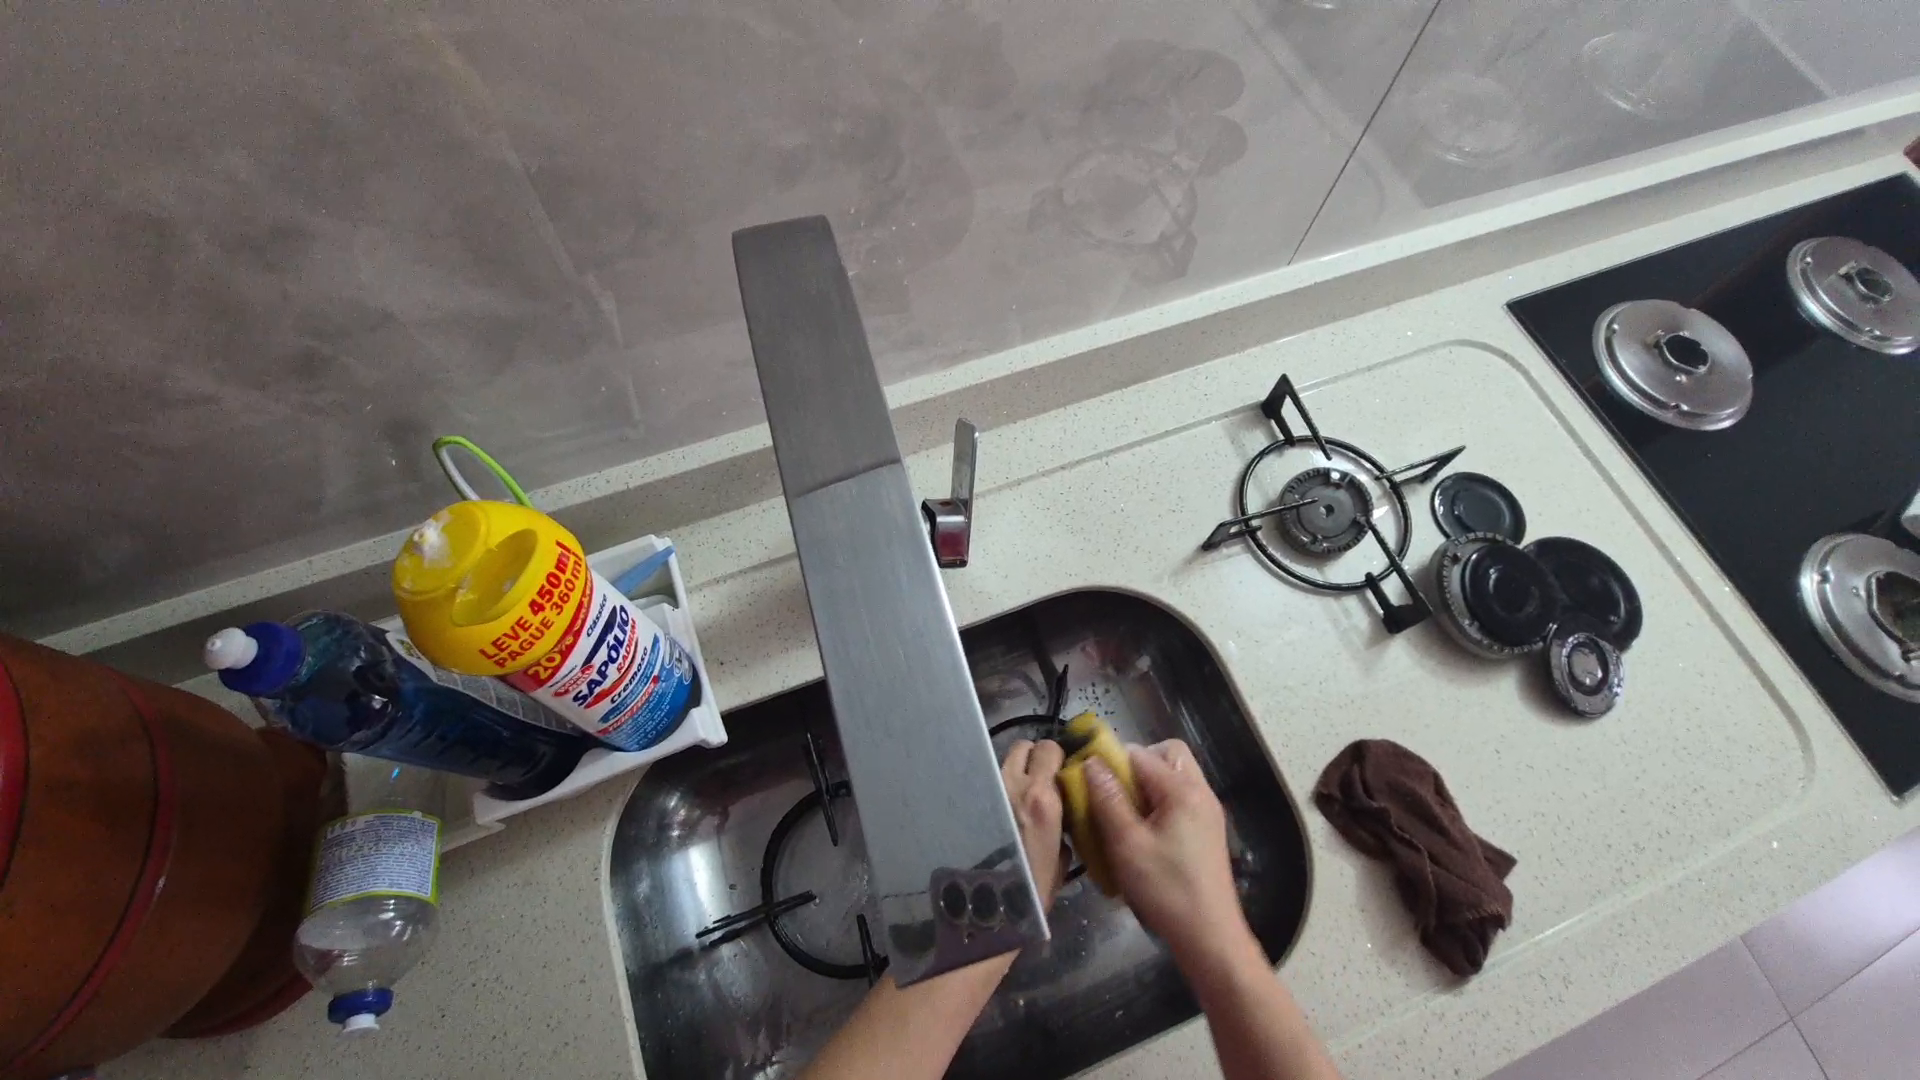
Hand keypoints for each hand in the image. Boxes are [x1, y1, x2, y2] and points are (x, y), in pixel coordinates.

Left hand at [1001, 739, 1067, 909]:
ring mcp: (989, 790)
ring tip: (1021, 794)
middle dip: (1034, 756)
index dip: (1057, 757)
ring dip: (1016, 770)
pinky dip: (1000, 787)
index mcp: (1042, 798)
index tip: (1062, 771)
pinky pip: (991, 782)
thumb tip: (1062, 820)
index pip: (1049, 750)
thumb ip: (1063, 830)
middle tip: (1041, 777)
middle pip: (1024, 746)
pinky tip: (1003, 808)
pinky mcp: (973, 802)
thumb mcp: (1061, 861)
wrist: (990, 908)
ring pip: (1004, 761)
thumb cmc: (1032, 890)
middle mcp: (1014, 784)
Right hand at [1085, 740, 1256, 969]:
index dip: (1112, 761)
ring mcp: (1208, 813)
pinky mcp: (1208, 832)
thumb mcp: (1127, 844)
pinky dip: (1160, 803)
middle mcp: (1200, 793)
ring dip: (1148, 784)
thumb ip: (1108, 799)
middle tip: (1115, 792)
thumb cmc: (1166, 890)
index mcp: (1182, 790)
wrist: (1211, 939)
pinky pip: (1181, 798)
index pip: (1140, 754)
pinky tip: (1144, 833)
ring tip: (1126, 814)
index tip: (1090, 782)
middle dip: (1137, 764)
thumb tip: (1091, 761)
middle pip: (1168, 754)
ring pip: (1175, 776)